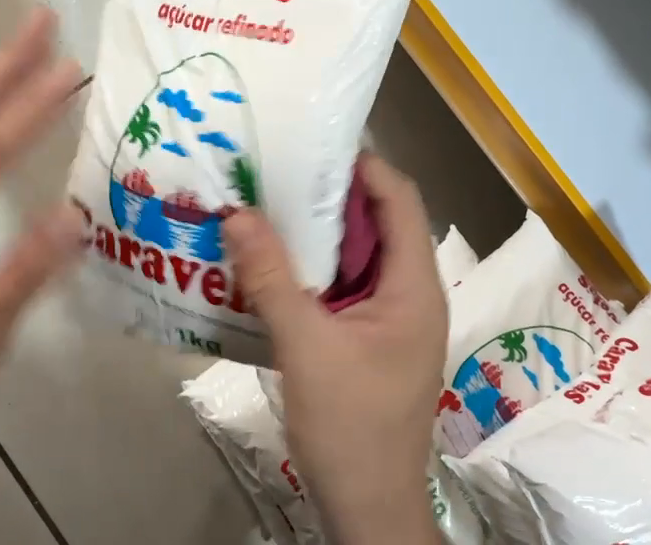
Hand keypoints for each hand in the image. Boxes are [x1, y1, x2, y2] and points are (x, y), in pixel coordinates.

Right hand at [222, 154, 449, 544]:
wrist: (367, 508)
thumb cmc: (350, 425)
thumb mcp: (305, 346)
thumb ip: (271, 277)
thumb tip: (236, 212)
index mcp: (414, 287)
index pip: (400, 200)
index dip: (363, 165)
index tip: (309, 142)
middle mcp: (408, 293)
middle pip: (376, 221)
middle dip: (327, 192)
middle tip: (273, 165)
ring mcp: (387, 317)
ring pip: (354, 253)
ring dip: (313, 229)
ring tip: (263, 200)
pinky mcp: (365, 337)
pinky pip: (339, 283)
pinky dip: (307, 265)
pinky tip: (266, 258)